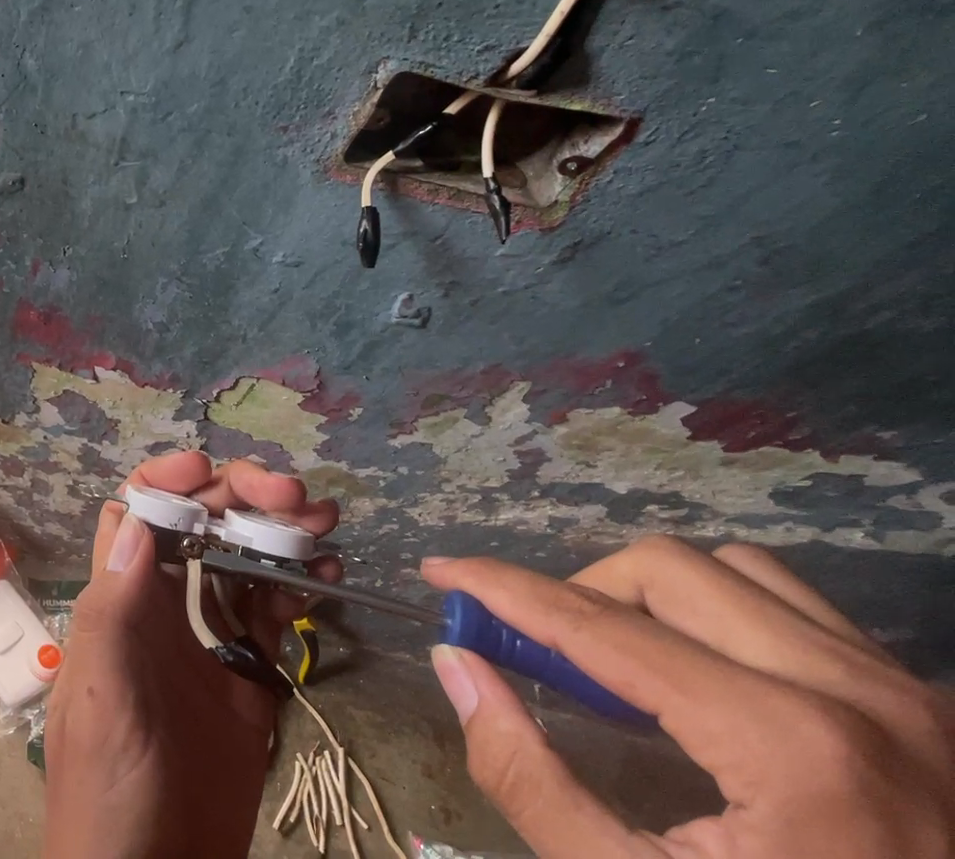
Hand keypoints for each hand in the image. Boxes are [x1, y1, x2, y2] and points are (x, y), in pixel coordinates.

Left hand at [42, 452, 340, 858]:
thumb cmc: (105, 791)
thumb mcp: (99, 701)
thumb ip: (111, 613)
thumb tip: (131, 522)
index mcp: (119, 603)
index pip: (137, 516)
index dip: (166, 481)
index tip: (209, 471)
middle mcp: (162, 609)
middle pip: (198, 527)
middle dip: (240, 497)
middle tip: (293, 493)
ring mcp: (208, 641)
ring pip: (241, 562)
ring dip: (277, 532)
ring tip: (322, 521)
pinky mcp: (248, 679)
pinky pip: (273, 617)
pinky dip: (299, 587)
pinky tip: (327, 575)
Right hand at [424, 537, 954, 857]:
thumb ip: (529, 778)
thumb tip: (457, 667)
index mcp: (787, 743)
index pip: (599, 624)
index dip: (502, 589)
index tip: (440, 573)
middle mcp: (855, 689)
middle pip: (666, 569)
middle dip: (577, 594)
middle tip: (533, 648)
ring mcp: (906, 693)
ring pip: (737, 571)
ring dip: (651, 597)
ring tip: (616, 661)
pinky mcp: (926, 705)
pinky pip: (796, 607)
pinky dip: (718, 615)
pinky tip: (695, 677)